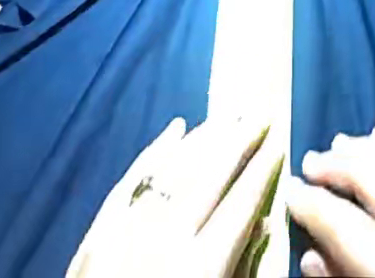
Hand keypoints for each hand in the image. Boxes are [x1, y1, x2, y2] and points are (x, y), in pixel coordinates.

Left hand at [67, 115, 282, 277]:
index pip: (242, 203)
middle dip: (240, 139)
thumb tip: (263, 224)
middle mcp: (164, 242)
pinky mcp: (95, 238)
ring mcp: (125, 235)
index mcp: (198, 268)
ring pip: (174, 169)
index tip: (279, 141)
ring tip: (227, 115)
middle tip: (261, 112)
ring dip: (205, 138)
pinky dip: (154, 154)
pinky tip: (175, 129)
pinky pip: (130, 183)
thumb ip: (240, 270)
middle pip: (211, 175)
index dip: (263, 168)